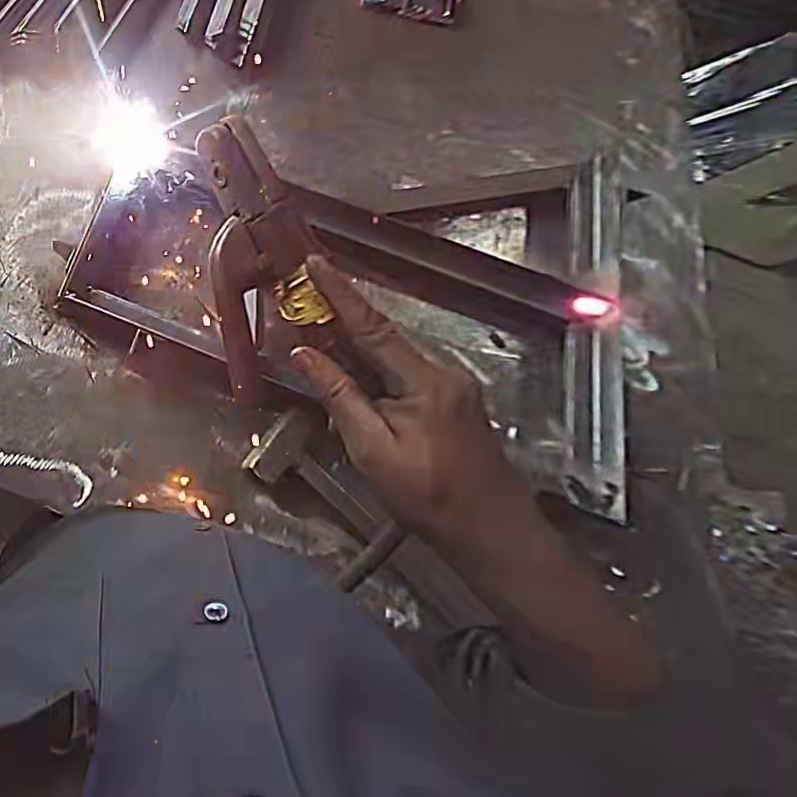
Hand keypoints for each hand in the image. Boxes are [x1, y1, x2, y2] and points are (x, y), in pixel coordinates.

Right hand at [290, 256, 660, 705]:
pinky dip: (367, 357)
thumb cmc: (429, 497)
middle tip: (303, 285)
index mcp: (424, 381)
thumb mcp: (372, 449)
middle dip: (340, 307)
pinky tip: (344, 358)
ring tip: (312, 318)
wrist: (494, 534)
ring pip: (389, 349)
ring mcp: (448, 383)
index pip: (371, 327)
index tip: (315, 261)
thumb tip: (302, 353)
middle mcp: (440, 371)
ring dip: (350, 333)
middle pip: (380, 332)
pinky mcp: (447, 397)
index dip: (340, 293)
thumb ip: (339, 395)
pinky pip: (398, 366)